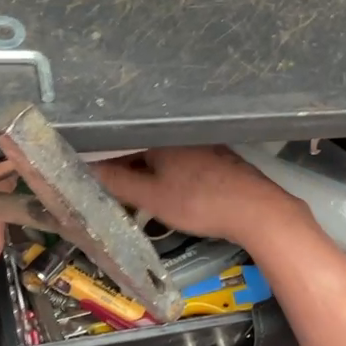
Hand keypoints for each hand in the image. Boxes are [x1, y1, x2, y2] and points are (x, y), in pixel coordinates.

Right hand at [95, 146, 309, 248]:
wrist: (256, 211)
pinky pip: (183, 160)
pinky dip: (170, 172)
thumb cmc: (199, 203)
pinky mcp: (219, 157)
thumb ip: (119, 183)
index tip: (90, 173)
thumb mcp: (152, 198)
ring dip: (148, 169)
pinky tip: (169, 188)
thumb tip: (88, 169)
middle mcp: (181, 133)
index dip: (103, 158)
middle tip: (110, 187)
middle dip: (126, 164)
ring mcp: (203, 144)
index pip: (121, 142)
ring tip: (135, 190)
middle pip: (143, 146)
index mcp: (160, 136)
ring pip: (164, 154)